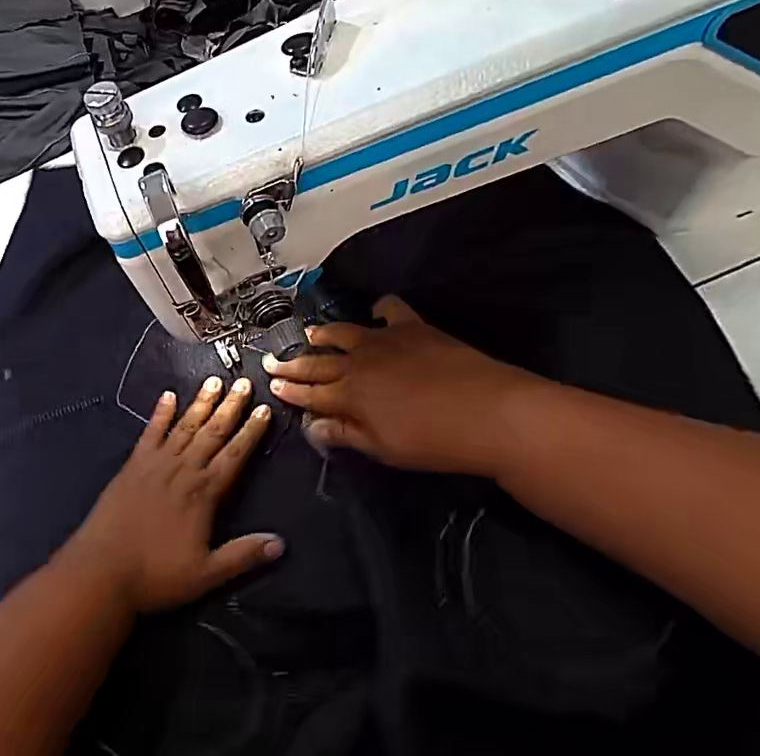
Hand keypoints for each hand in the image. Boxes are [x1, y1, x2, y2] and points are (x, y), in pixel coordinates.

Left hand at [56, 377, 280, 613]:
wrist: (100, 573)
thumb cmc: (155, 575)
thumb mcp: (206, 574)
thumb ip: (243, 555)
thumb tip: (280, 544)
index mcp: (204, 492)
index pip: (235, 454)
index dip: (252, 431)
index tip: (264, 409)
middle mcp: (183, 470)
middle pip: (213, 432)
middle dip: (231, 406)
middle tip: (245, 382)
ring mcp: (156, 464)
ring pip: (185, 426)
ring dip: (202, 403)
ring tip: (214, 381)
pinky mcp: (133, 466)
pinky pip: (150, 433)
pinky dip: (160, 413)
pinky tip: (167, 396)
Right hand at [262, 296, 545, 475]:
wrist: (486, 410)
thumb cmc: (433, 440)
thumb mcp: (384, 448)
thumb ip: (346, 433)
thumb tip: (313, 426)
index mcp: (350, 394)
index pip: (311, 392)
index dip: (290, 390)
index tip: (273, 386)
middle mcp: (360, 361)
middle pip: (320, 361)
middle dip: (294, 363)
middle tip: (273, 360)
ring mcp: (386, 340)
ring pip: (345, 332)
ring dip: (324, 334)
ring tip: (309, 334)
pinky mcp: (413, 327)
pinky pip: (390, 310)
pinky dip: (380, 310)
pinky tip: (377, 312)